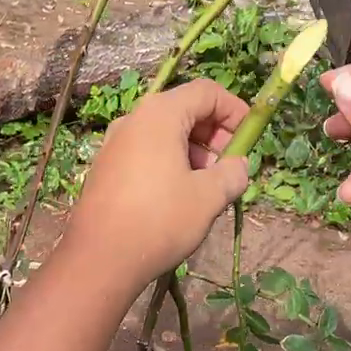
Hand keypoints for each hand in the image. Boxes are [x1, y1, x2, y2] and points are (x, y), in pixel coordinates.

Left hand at [58, 79, 249, 291]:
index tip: (249, 139)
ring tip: (206, 189)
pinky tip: (177, 199)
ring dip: (193, 154)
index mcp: (160, 114)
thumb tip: (240, 166)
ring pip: (164, 135)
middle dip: (213, 135)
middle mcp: (133, 120)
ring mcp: (114, 144)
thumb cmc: (159, 221)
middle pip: (184, 110)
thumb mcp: (208, 197)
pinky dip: (169, 165)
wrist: (100, 259)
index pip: (206, 92)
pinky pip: (145, 154)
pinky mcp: (105, 169)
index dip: (235, 110)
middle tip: (229, 168)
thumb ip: (232, 174)